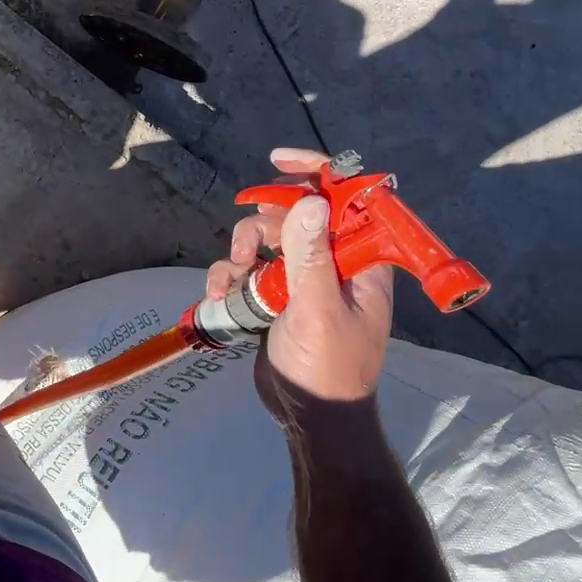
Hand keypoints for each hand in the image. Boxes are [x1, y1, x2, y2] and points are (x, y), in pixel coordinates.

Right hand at [206, 148, 393, 424]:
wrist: (310, 419)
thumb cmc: (328, 368)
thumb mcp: (318, 311)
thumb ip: (310, 256)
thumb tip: (309, 200)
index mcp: (362, 263)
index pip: (349, 201)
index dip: (319, 174)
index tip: (279, 162)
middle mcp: (334, 264)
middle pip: (298, 215)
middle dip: (266, 220)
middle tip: (247, 238)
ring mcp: (303, 280)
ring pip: (268, 238)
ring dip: (242, 248)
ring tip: (232, 276)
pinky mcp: (276, 296)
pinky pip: (249, 268)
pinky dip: (229, 274)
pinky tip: (219, 293)